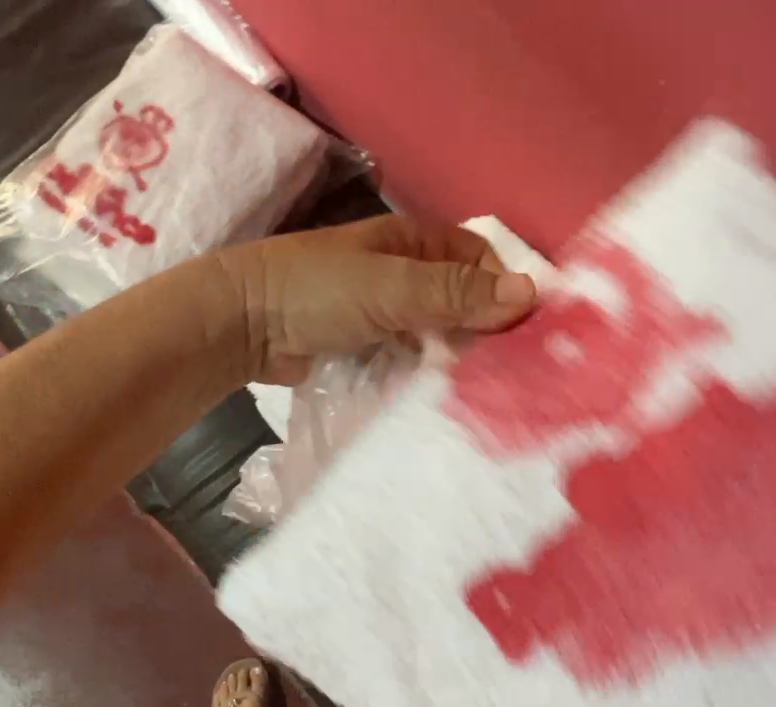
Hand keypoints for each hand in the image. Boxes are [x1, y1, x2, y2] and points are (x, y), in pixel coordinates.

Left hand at [210, 215, 538, 384]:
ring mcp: (386, 311)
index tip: (529, 331)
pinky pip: (412, 356)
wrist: (245, 325)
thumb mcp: (392, 288)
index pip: (479, 260)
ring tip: (488, 389)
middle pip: (463, 299)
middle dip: (486, 329)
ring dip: (459, 356)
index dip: (504, 288)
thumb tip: (531, 295)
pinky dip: (429, 372)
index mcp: (414, 242)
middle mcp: (405, 273)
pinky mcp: (369, 345)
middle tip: (515, 370)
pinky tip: (445, 395)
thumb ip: (456, 294)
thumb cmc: (318, 291)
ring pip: (439, 331)